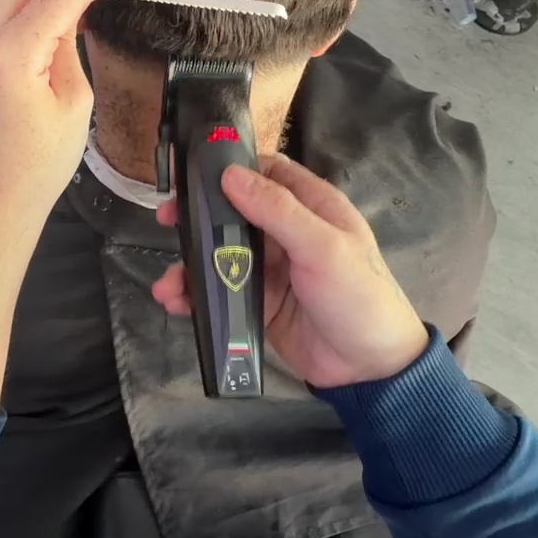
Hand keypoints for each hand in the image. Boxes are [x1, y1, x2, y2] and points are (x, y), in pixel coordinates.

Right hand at [153, 155, 428, 387]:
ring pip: (221, 253)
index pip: (267, 173)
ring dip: (191, 264)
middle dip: (197, 216)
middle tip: (167, 219)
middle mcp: (288, 232)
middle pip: (234, 212)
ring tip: (168, 283)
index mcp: (312, 207)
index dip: (230, 167)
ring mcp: (271, 268)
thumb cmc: (358, 298)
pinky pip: (221, 289)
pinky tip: (177, 302)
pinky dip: (196, 295)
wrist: (370, 369)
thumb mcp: (323, 248)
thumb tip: (230, 175)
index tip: (191, 171)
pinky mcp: (258, 301)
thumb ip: (278, 211)